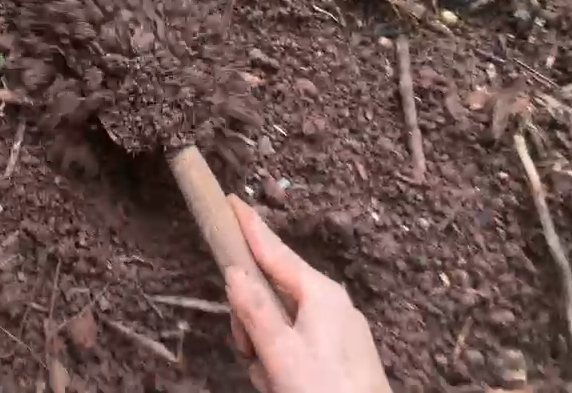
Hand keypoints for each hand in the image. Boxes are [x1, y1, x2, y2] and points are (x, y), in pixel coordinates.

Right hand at [225, 196, 391, 392]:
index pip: (273, 248)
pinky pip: (297, 342)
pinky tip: (281, 387)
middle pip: (272, 290)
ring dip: (265, 347)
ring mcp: (339, 331)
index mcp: (319, 292)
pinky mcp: (342, 358)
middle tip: (245, 350)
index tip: (229, 197)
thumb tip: (234, 270)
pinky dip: (282, 360)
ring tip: (270, 381)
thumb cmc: (324, 392)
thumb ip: (254, 310)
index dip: (248, 224)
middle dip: (251, 318)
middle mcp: (331, 303)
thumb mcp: (282, 353)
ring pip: (281, 321)